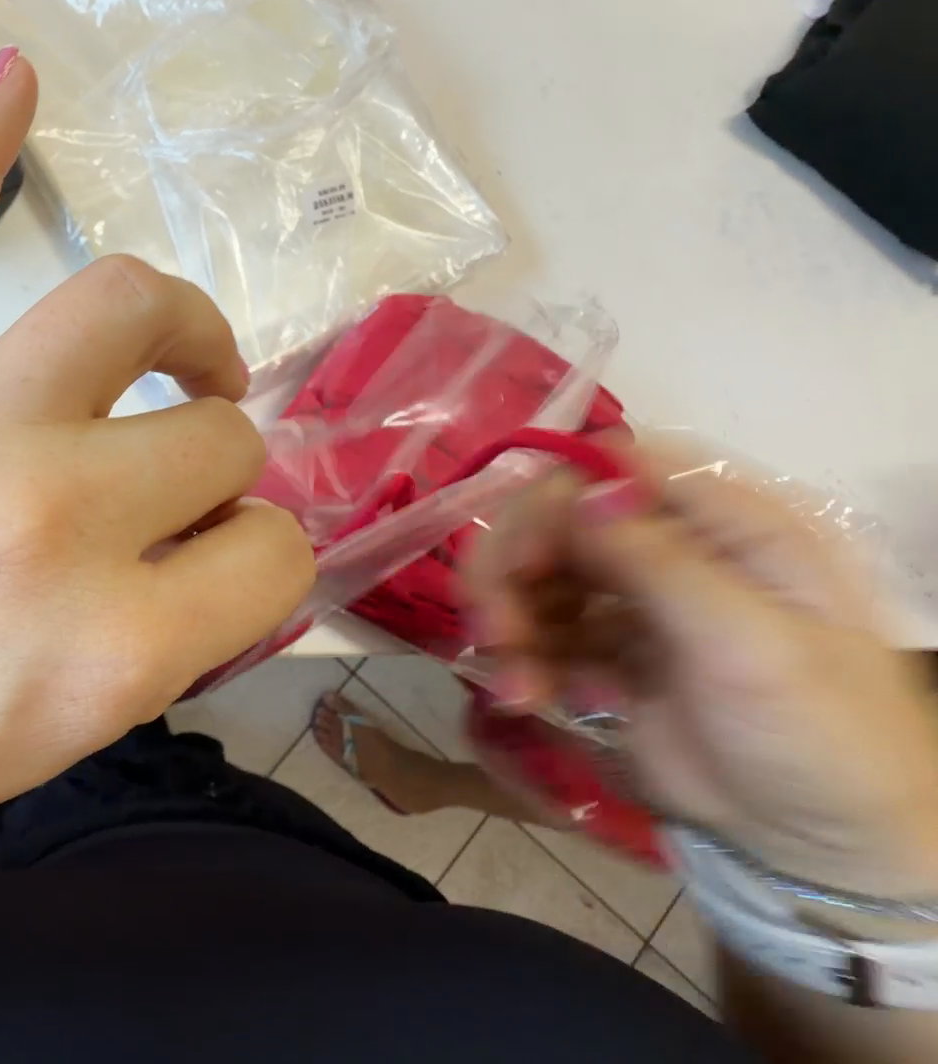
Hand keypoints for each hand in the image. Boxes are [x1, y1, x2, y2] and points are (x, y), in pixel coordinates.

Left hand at [0, 54, 313, 874]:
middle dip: (214, 470)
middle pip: (219, 438)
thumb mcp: (80, 730)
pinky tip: (15, 85)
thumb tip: (234, 534)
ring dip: (179, 337)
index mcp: (115, 646)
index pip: (271, 558)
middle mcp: (48, 518)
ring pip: (133, 309)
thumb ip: (181, 629)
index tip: (208, 575)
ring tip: (170, 363)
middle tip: (168, 494)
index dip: (251, 566)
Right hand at [465, 441, 937, 897]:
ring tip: (518, 689)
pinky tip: (541, 700)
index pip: (610, 469)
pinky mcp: (594, 647)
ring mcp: (627, 599)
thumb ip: (664, 563)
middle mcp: (668, 548)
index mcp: (728, 528)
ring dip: (506, 628)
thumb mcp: (749, 647)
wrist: (818, 844)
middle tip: (494, 636)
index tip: (524, 565)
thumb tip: (585, 489)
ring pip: (526, 578)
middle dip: (507, 576)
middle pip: (548, 523)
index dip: (551, 503)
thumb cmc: (819, 739)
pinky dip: (519, 664)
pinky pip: (529, 632)